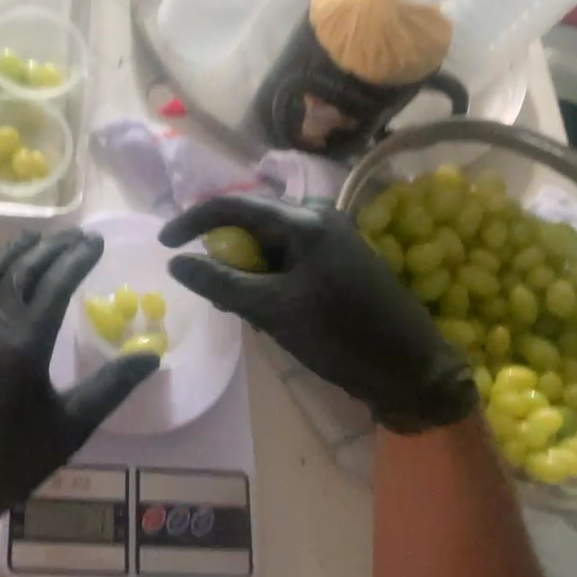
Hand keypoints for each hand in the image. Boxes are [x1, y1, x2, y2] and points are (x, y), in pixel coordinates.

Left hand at [0, 229, 159, 576]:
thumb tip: (153, 355)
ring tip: (40, 238)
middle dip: (52, 247)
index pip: (56, 282)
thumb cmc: (16, 458)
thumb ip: (113, 386)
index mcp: (25, 341)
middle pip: (24, 269)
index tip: (97, 242)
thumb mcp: (73, 426)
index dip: (78, 257)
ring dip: (16, 251)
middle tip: (77, 236)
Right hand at [159, 196, 475, 434]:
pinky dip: (270, 277)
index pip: (233, 206)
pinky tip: (270, 310)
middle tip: (211, 289)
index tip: (164, 245)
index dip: (193, 221)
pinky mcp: (339, 258)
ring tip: (245, 309)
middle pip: (251, 222)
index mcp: (304, 221)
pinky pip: (290, 256)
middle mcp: (318, 218)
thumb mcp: (271, 311)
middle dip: (226, 252)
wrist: (412, 370)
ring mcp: (332, 237)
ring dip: (249, 269)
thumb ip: (220, 283)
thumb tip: (175, 263)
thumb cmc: (341, 336)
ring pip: (270, 242)